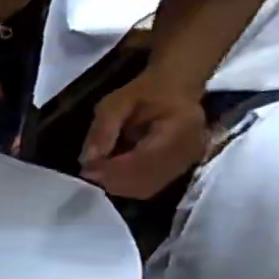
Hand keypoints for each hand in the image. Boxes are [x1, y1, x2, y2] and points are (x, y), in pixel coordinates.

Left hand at [80, 73, 208, 198]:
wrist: (176, 89)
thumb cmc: (145, 92)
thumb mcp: (116, 102)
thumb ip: (103, 129)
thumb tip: (88, 160)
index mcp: (181, 127)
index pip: (145, 161)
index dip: (112, 170)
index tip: (87, 168)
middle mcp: (190, 151)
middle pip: (146, 181)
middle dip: (112, 180)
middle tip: (89, 170)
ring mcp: (187, 164)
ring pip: (146, 189)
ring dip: (118, 184)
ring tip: (100, 169)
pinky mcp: (179, 171)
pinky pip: (150, 187)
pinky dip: (127, 184)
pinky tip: (114, 171)